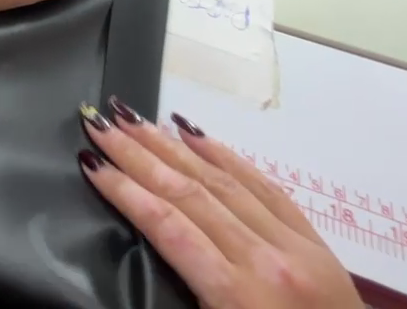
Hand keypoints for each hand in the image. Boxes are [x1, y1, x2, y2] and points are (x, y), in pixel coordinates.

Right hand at [79, 101, 365, 308]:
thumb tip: (139, 241)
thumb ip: (179, 292)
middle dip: (135, 153)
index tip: (88, 161)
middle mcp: (266, 262)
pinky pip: (265, 186)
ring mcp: (295, 248)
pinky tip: (192, 132)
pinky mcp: (318, 244)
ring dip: (168, 144)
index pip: (166, 226)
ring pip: (220, 180)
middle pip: (187, 192)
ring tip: (130, 116)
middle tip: (97, 121)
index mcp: (237, 297)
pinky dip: (225, 155)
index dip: (123, 190)